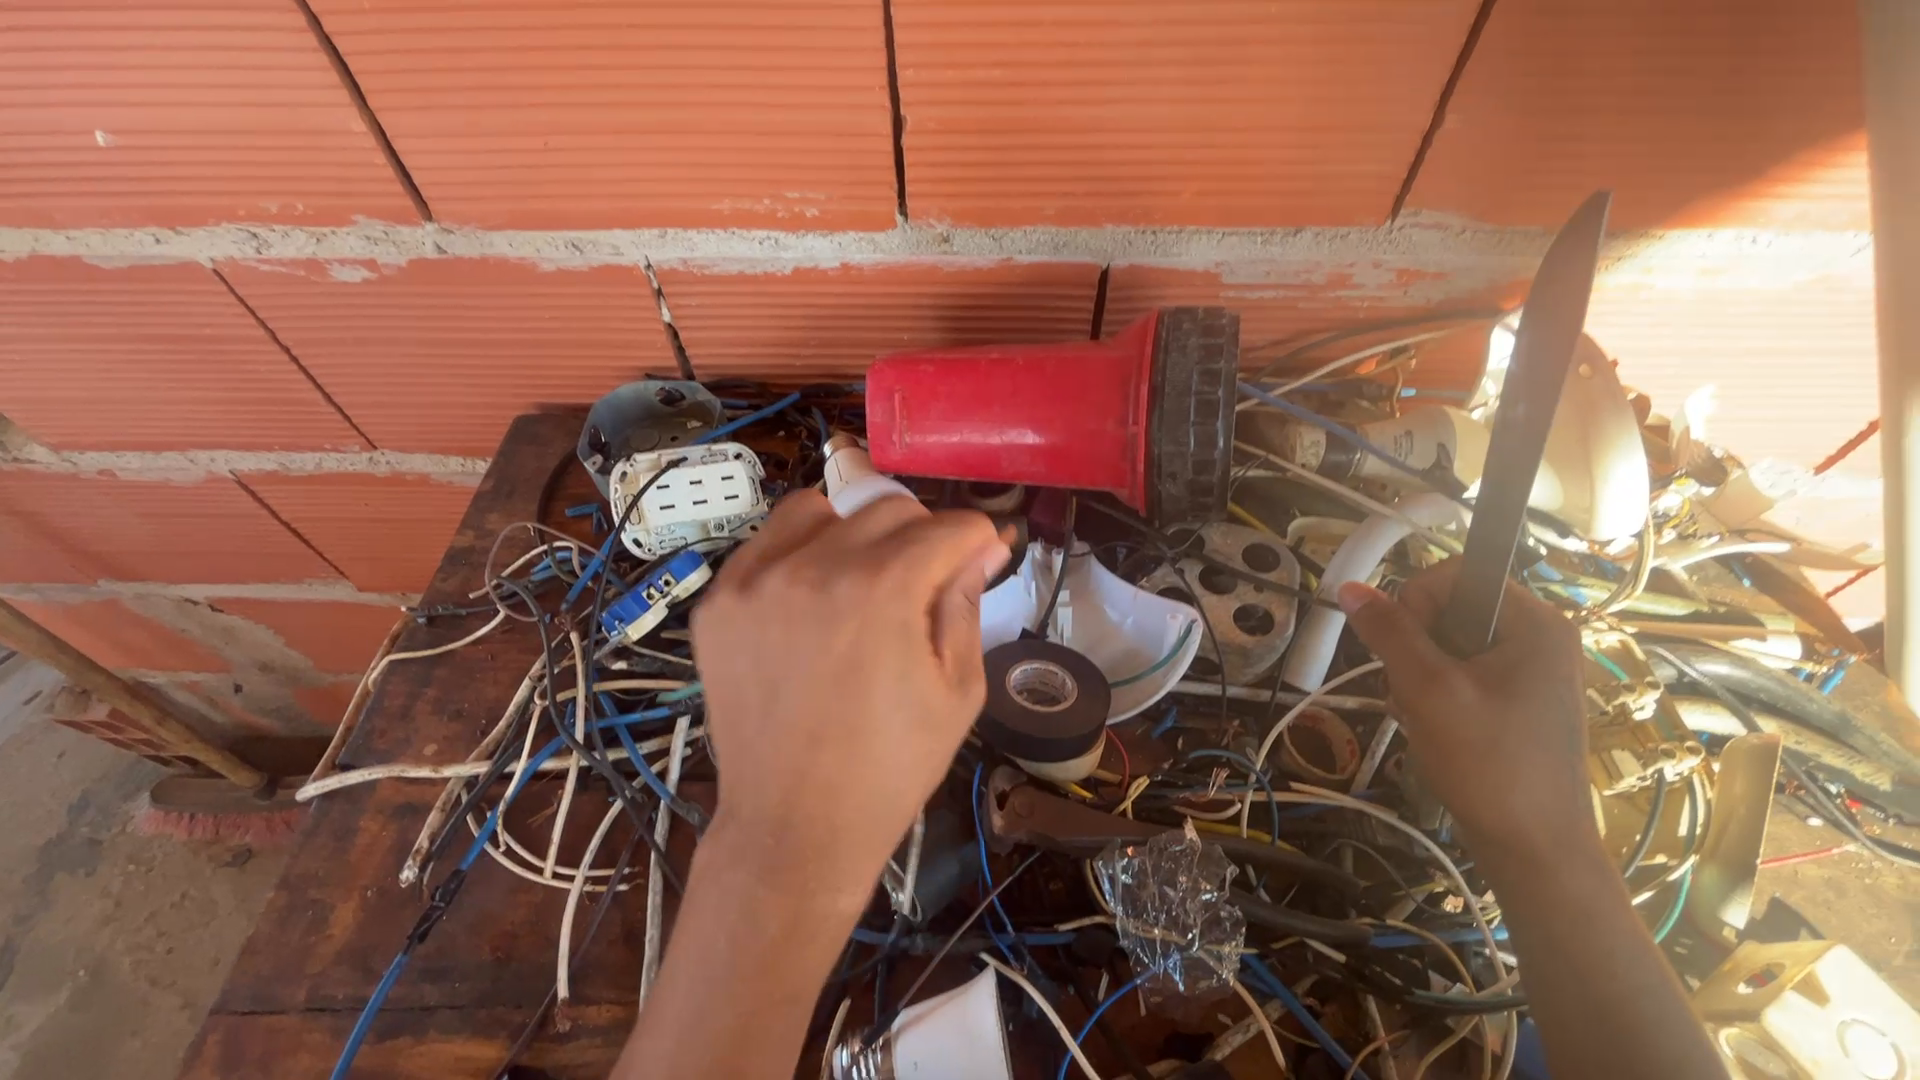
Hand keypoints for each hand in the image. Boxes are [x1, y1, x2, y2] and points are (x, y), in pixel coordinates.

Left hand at [691, 490, 1008, 893]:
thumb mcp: (958, 690)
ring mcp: (755, 580)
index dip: (976, 538)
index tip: (982, 553)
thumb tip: (985, 547)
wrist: (795, 827)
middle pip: (888, 506)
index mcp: (882, 590)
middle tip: (928, 575)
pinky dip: (799, 553)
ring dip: (855, 530)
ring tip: (864, 578)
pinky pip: (768, 543)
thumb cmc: (890, 767)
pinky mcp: (719, 602)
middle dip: (923, 533)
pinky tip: (812, 597)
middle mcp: (813, 566)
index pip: (947, 527)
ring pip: (821, 508)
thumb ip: (967, 603)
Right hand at [1337, 562, 1595, 869]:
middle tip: (1414, 691)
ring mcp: (1528, 673)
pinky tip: (1432, 729)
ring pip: (1445, 646)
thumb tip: (1349, 587)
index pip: (1456, 573)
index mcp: (1536, 622)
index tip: (1406, 647)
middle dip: (1414, 648)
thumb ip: (1389, 633)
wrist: (1533, 848)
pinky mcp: (1515, 702)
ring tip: (1424, 718)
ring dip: (1417, 677)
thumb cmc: (1488, 762)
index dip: (1417, 601)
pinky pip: (1457, 675)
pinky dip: (1433, 696)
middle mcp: (1538, 638)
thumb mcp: (1428, 690)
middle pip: (1448, 610)